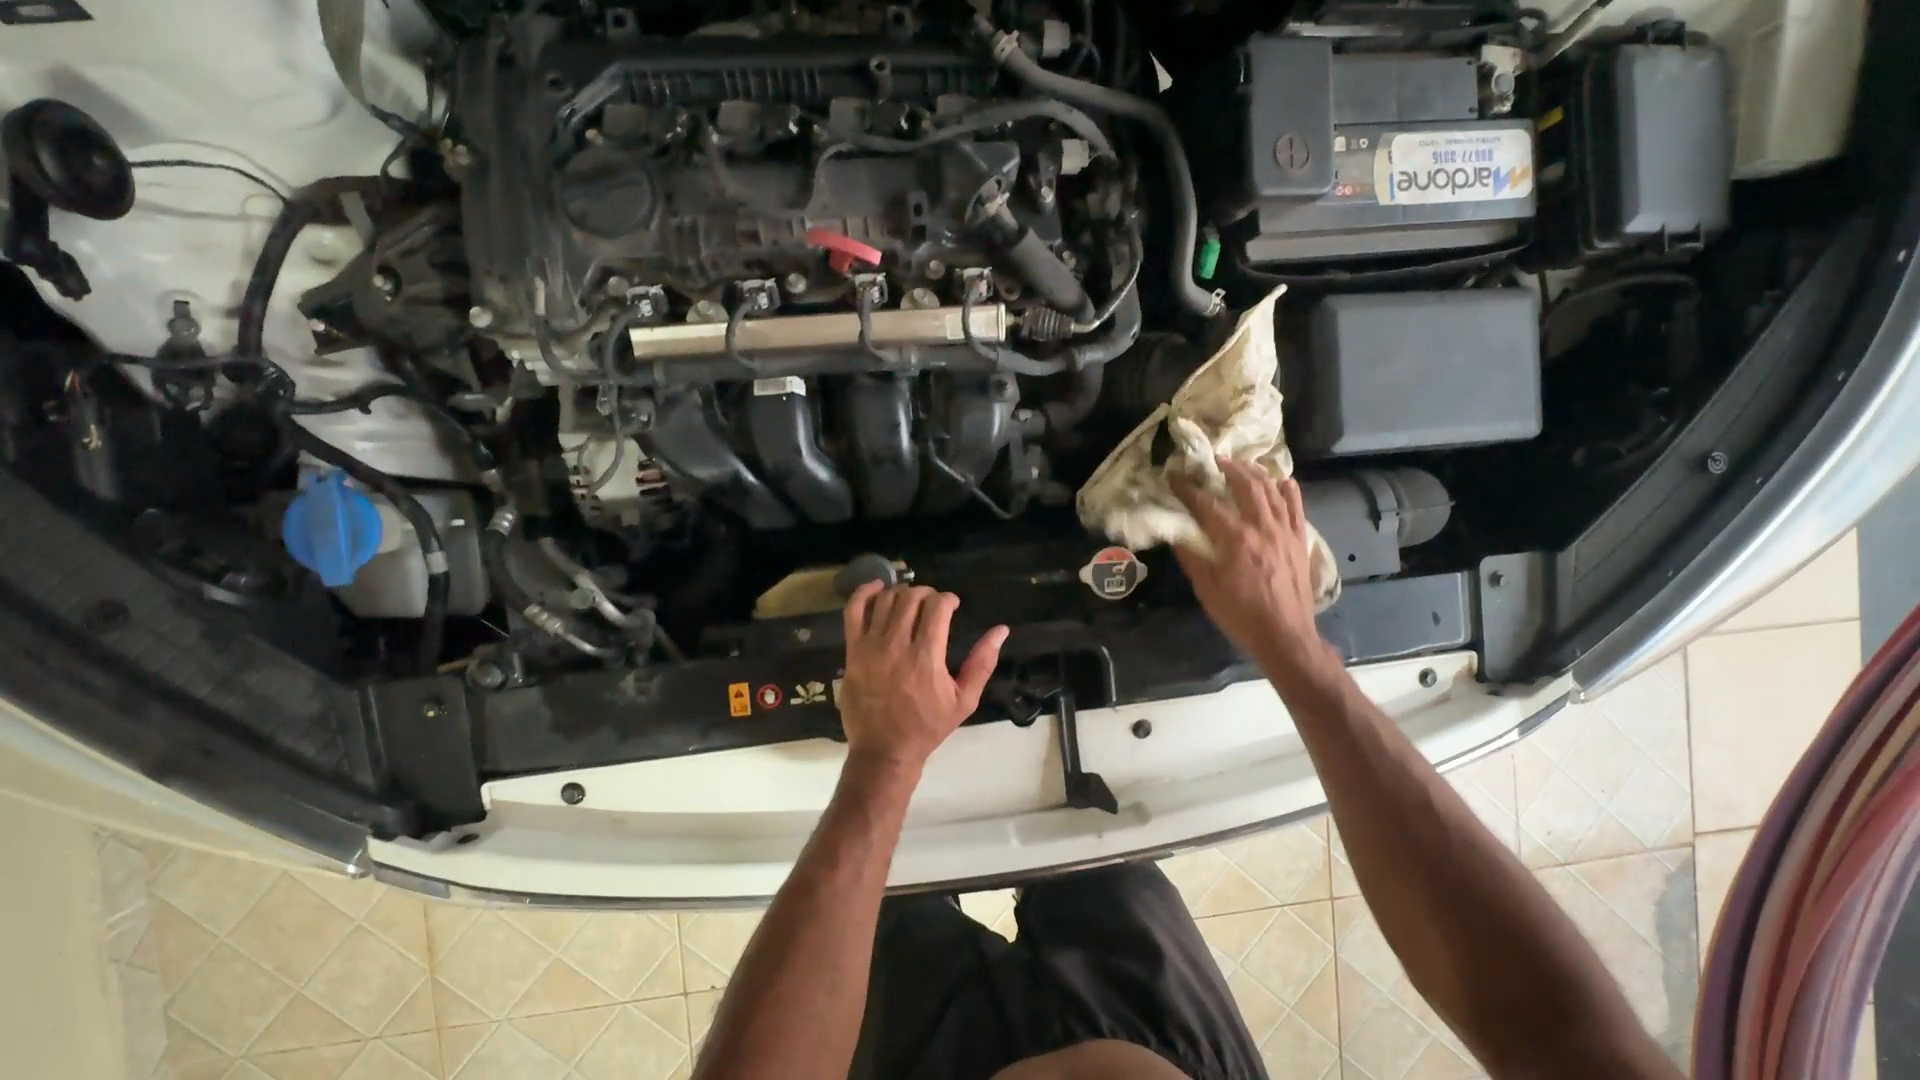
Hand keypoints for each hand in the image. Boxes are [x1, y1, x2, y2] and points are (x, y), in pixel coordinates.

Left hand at [838, 584, 1008, 774]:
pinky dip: (865, 593)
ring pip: (886, 600)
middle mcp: (897, 646)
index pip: (937, 607)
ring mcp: (870, 646)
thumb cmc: (927, 726)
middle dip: (927, 594)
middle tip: (933, 604)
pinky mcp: (852, 650)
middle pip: (912, 598)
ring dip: (902, 593)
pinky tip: (878, 589)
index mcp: (926, 657)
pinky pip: (854, 611)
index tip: (952, 605)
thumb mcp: (964, 700)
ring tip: (911, 602)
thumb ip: (982, 663)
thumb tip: (1001, 630)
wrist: (884, 750)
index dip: (948, 599)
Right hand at [1170, 458, 1331, 678]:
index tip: (1174, 476)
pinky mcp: (1300, 540)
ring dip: (1256, 473)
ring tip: (1243, 466)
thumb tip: (1175, 533)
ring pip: (1272, 490)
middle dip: (1228, 468)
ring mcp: (1285, 531)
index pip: (1206, 504)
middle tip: (1215, 461)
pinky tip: (1281, 482)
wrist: (1284, 636)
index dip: (1187, 488)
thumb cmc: (1240, 615)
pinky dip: (1288, 490)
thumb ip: (1191, 556)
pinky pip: (1296, 506)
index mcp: (1235, 538)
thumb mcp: (1206, 588)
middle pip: (1246, 485)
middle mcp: (1262, 527)